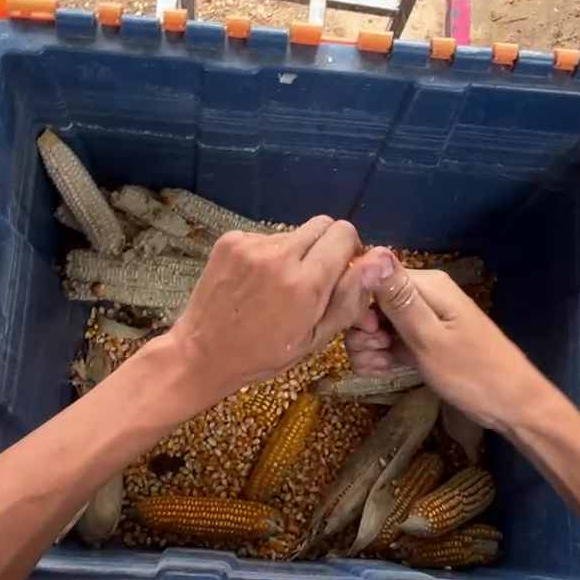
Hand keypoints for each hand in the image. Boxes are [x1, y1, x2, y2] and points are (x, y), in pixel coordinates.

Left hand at [164, 215, 372, 403]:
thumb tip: (377, 262)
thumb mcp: (315, 339)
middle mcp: (280, 255)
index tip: (336, 274)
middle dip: (324, 247)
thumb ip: (349, 299)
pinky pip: (265, 237)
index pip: (344, 233)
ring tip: (275, 288)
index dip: (346, 252)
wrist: (202, 353)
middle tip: (309, 280)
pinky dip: (266, 255)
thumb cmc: (263, 355)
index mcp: (306, 282)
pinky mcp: (230, 241)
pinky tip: (254, 284)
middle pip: (322, 224)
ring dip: (294, 253)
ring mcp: (251, 245)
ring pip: (292, 232)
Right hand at [344, 248, 552, 430]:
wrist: (509, 405)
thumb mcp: (429, 338)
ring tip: (384, 368)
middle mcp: (420, 296)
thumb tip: (374, 252)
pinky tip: (387, 372)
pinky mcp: (419, 341)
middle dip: (362, 332)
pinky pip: (387, 343)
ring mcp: (420, 320)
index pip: (370, 277)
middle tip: (379, 355)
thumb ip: (399, 298)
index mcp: (426, 285)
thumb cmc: (472, 373)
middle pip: (368, 304)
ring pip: (373, 327)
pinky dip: (381, 358)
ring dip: (369, 349)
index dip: (359, 306)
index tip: (370, 332)